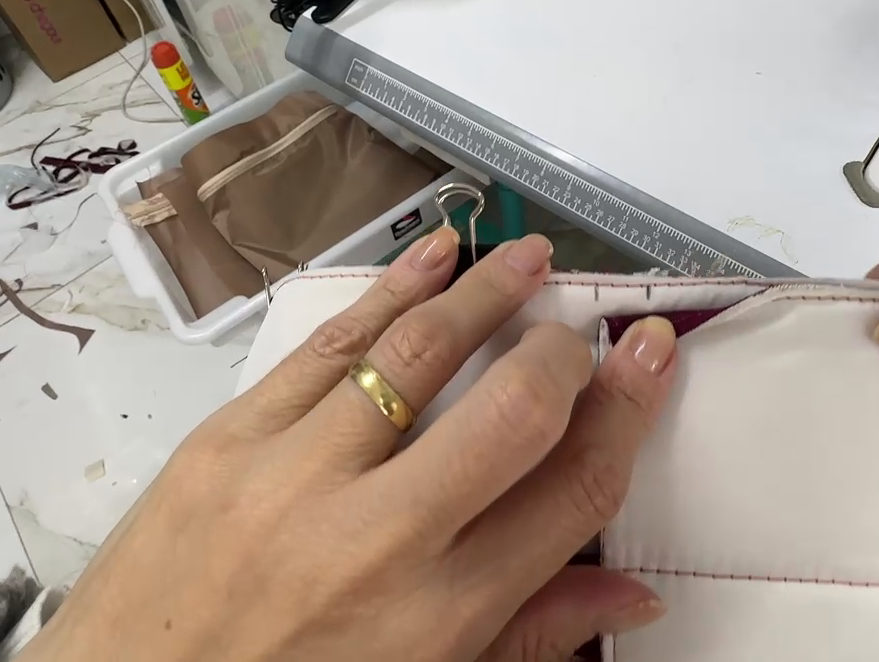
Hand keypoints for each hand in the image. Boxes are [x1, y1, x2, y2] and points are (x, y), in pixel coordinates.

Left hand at [22, 229, 679, 661]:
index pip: (568, 492)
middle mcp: (375, 540)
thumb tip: (631, 588)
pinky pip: (331, 343)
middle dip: (561, 350)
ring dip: (486, 291)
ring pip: (418, 351)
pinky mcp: (229, 437)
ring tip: (530, 255)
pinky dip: (392, 287)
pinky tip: (436, 255)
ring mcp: (293, 476)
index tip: (649, 354)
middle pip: (510, 410)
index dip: (626, 411)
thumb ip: (528, 636)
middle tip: (582, 317)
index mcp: (436, 620)